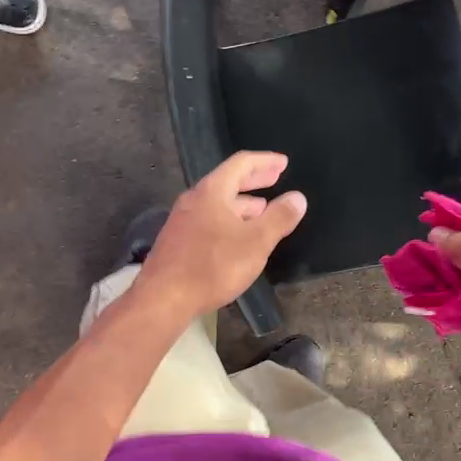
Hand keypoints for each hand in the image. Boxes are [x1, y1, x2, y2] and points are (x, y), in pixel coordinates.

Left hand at [133, 151, 307, 321]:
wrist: (163, 300)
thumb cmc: (212, 266)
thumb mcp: (256, 242)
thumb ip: (279, 218)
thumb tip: (298, 198)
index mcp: (212, 191)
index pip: (241, 163)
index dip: (265, 160)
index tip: (283, 163)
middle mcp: (194, 199)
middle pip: (228, 180)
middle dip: (254, 179)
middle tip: (275, 177)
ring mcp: (183, 220)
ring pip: (218, 203)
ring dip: (243, 202)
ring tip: (263, 210)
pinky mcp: (178, 241)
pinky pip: (209, 219)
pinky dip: (230, 219)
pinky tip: (239, 237)